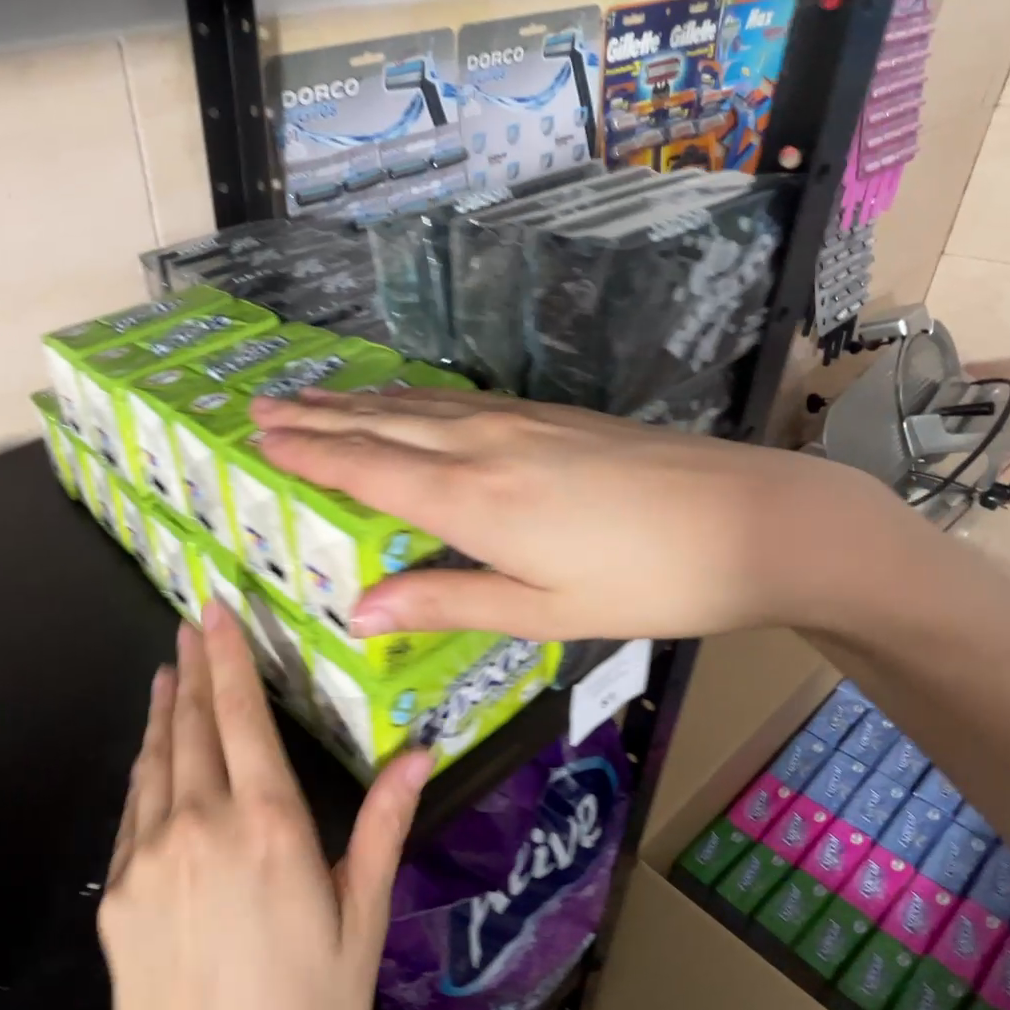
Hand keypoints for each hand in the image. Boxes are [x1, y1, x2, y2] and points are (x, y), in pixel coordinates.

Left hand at [99, 603, 435, 1009]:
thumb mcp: (360, 921)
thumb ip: (382, 828)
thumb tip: (421, 753)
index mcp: (269, 824)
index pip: (243, 716)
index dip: (228, 655)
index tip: (214, 610)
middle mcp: (202, 823)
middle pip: (195, 726)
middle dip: (194, 668)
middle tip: (189, 624)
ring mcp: (148, 856)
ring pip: (156, 760)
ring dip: (164, 710)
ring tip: (168, 674)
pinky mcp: (114, 893)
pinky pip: (131, 812)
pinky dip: (144, 769)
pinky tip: (151, 755)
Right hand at [251, 387, 899, 642]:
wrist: (752, 517)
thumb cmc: (645, 581)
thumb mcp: (541, 612)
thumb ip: (445, 602)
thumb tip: (357, 614)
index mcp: (470, 499)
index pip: (365, 469)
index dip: (307, 454)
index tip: (258, 437)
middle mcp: (480, 446)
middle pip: (378, 425)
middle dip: (314, 417)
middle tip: (259, 404)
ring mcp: (515, 422)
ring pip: (413, 405)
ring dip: (353, 401)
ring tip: (308, 395)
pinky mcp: (547, 414)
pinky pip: (451, 400)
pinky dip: (406, 398)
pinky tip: (400, 400)